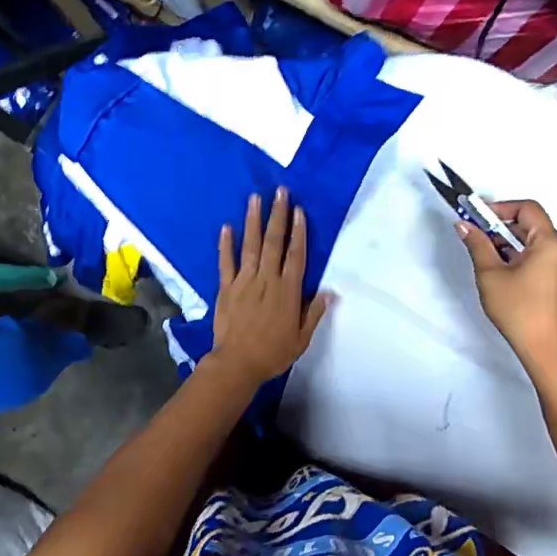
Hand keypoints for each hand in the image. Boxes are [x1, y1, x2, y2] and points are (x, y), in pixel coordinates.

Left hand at [207, 188, 330, 388]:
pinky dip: (226, 244)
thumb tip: (330, 292)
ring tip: (255, 198)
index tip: (298, 210)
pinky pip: (226, 262)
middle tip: (279, 191)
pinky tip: (226, 227)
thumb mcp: (302, 337)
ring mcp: (244, 282)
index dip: (298, 231)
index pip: (295, 255)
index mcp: (287, 291)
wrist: (237, 363)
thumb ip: (314, 312)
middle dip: (277, 216)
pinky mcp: (226, 288)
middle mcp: (266, 279)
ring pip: (250, 246)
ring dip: (253, 221)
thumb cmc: (273, 352)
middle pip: (273, 242)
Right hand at [457, 199, 556, 362]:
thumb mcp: (490, 273)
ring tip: (485, 255)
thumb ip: (477, 244)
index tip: (478, 217)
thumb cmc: (520, 310)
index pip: (527, 209)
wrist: (545, 347)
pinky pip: (539, 256)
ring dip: (508, 242)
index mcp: (550, 243)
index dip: (500, 208)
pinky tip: (500, 270)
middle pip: (531, 224)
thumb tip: (465, 226)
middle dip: (501, 226)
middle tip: (476, 234)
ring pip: (534, 241)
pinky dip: (519, 255)